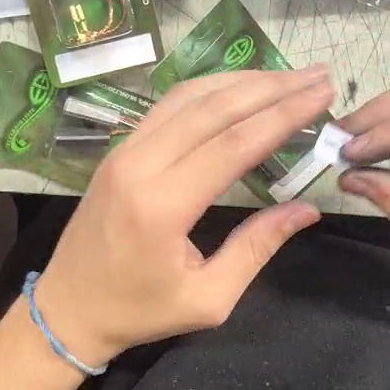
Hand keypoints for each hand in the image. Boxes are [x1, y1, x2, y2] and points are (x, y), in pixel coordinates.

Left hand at [33, 68, 333, 365]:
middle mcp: (139, 166)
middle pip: (214, 109)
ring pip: (188, 98)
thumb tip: (307, 210)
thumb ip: (256, 249)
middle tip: (319, 76)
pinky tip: (238, 89)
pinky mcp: (117, 152)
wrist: (67, 311)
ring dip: (241, 82)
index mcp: (162, 206)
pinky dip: (208, 92)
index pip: (233, 144)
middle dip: (272, 88)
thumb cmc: (138, 313)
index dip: (283, 115)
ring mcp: (122, 153)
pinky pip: (167, 107)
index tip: (322, 94)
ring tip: (288, 77)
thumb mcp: (207, 298)